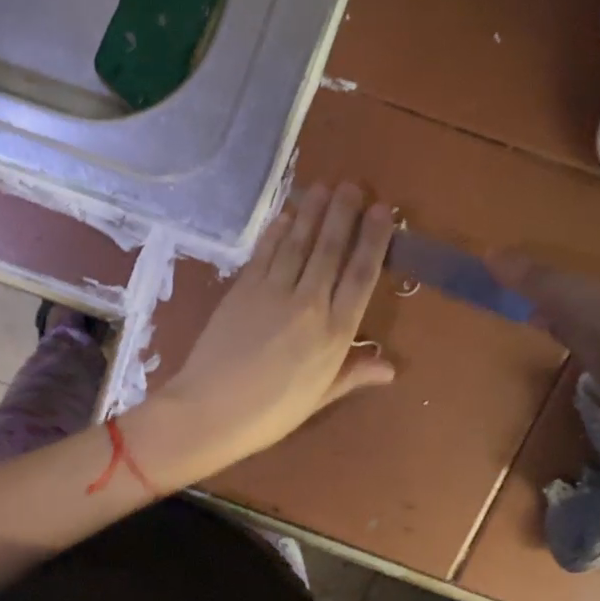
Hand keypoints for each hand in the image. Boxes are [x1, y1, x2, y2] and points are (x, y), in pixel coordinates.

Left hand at [148, 183, 397, 476]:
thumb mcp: (317, 398)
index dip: (373, 239)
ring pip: (298, 244)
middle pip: (331, 249)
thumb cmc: (268, 415)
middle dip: (343, 214)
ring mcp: (272, 293)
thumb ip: (352, 375)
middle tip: (353, 185)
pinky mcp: (242, 290)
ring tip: (324, 187)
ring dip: (312, 212)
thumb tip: (390, 366)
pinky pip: (264, 253)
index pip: (361, 275)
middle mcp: (309, 305)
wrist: (209, 411)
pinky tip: (286, 215)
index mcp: (335, 334)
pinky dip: (276, 232)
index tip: (382, 210)